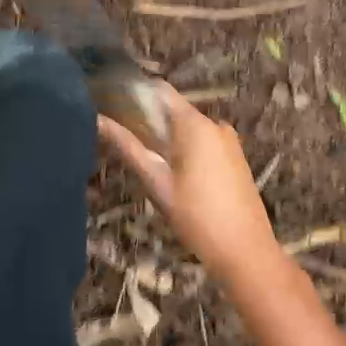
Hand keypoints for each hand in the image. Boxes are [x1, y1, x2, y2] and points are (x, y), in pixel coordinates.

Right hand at [98, 83, 277, 279]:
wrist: (248, 255)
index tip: (111, 101)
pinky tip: (171, 172)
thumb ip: (127, 146)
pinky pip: (204, 142)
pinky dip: (185, 148)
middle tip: (122, 136)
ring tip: (143, 157)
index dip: (135, 92)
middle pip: (174, 109)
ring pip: (188, 128)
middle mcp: (215, 125)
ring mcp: (229, 142)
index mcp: (195, 124)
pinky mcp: (236, 159)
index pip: (160, 90)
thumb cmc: (197, 216)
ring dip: (167, 137)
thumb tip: (97, 119)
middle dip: (148, 119)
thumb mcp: (156, 182)